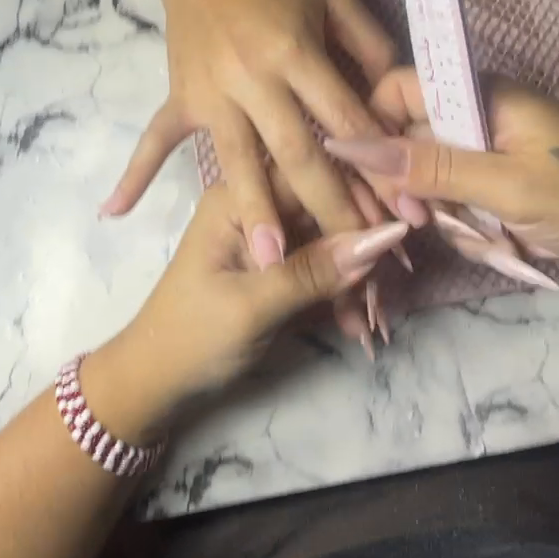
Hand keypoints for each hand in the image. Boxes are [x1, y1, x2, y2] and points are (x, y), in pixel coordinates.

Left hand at [84, 190, 409, 441]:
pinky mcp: (277, 264)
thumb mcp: (253, 305)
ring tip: (370, 325)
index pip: (313, 177)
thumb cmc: (192, 337)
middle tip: (387, 296)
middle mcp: (256, 204)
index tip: (402, 241)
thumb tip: (385, 236)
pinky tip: (355, 327)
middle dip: (362, 253)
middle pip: (327, 210)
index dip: (361, 205)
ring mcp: (267, 235)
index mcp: (239, 196)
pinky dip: (339, 296)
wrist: (155, 380)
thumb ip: (315, 270)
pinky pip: (321, 268)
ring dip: (355, 282)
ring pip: (331, 242)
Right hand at [102, 0, 399, 266]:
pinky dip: (135, 174)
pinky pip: (156, 140)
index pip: (342, 119)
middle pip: (295, 152)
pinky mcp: (180, 99)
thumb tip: (397, 101)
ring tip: (270, 262)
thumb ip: (371, 45)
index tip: (401, 214)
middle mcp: (252, 78)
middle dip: (327, 205)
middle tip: (355, 255)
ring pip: (237, 161)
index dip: (376, 167)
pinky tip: (114, 212)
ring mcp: (209, 94)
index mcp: (295, 51)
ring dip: (254, 210)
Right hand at [326, 67, 558, 272]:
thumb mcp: (508, 184)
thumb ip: (430, 166)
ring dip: (438, 212)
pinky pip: (452, 202)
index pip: (399, 89)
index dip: (374, 125)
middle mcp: (475, 116)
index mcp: (480, 94)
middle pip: (406, 138)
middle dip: (406, 184)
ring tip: (473, 236)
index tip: (373, 177)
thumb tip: (348, 146)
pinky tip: (489, 244)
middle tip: (417, 223)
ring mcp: (485, 154)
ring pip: (426, 177)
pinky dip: (462, 227)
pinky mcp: (493, 187)